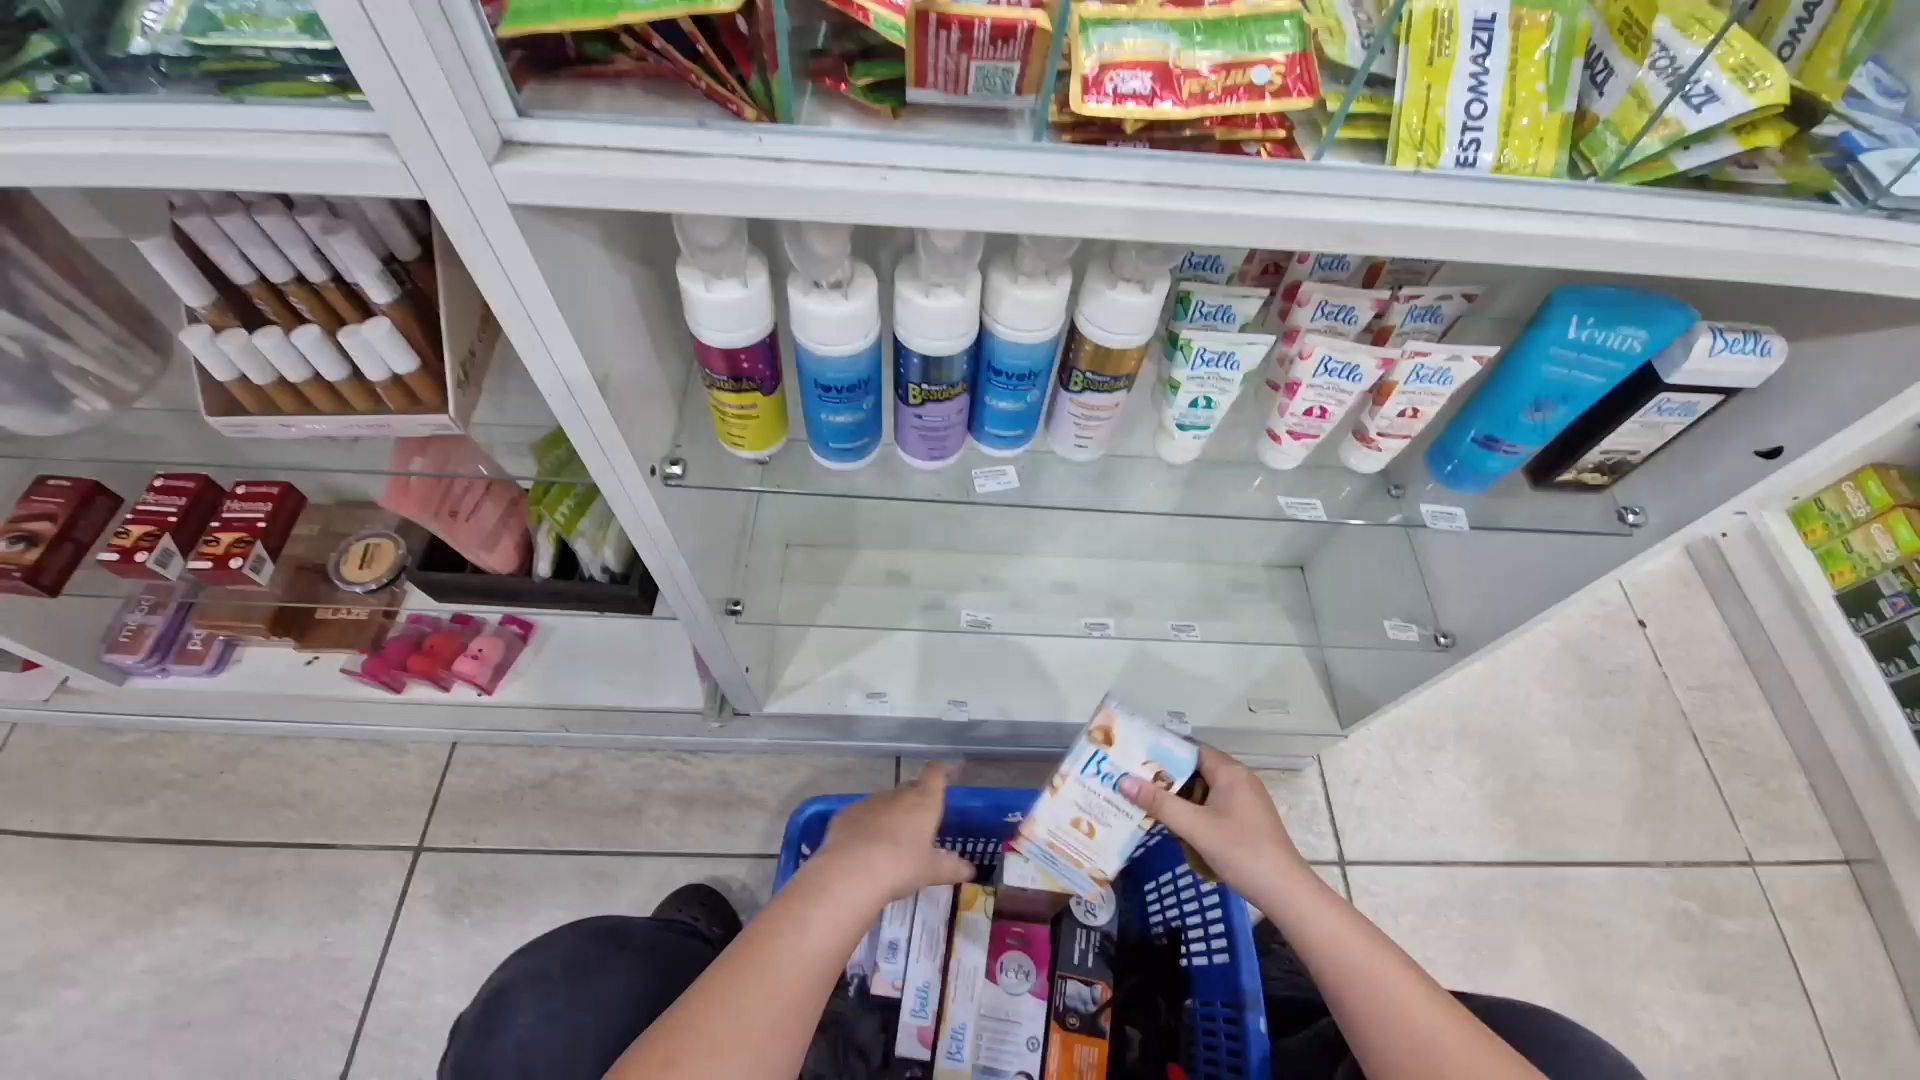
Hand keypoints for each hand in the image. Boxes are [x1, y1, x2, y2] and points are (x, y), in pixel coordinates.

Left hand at [810, 761, 975, 905]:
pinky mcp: (845, 814)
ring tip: (893, 839)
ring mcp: (868, 802)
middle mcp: (896, 795)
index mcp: (923, 801)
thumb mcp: (931, 871)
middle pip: (911, 788)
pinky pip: (862, 815)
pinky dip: (868, 824)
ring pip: (885, 802)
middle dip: (917, 799)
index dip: (945, 769)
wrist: (851, 872)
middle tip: (923, 818)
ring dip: (892, 814)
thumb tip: (970, 870)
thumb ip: (951, 868)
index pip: (936, 774)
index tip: (952, 769)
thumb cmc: (901, 866)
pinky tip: (865, 846)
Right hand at [1118, 743, 1305, 895]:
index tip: (1133, 755)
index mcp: (1230, 772)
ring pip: (1202, 789)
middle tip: (1132, 780)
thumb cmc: (1241, 852)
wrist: (1285, 892)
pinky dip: (1191, 810)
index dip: (1162, 750)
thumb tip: (1123, 780)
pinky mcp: (1244, 819)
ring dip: (1177, 796)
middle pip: (1195, 768)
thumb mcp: (1195, 827)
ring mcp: (1244, 800)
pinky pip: (1211, 805)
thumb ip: (1159, 803)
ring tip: (1144, 801)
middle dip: (1165, 775)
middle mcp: (1238, 780)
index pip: (1191, 748)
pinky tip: (1172, 823)